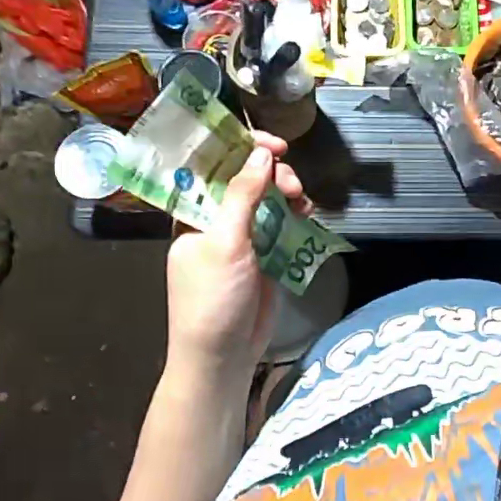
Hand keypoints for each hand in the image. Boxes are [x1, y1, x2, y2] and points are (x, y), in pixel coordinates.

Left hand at [165, 131, 312, 382]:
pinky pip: (280, 225)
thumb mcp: (225, 243)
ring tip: (302, 202)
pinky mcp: (262, 255)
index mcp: (193, 212)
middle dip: (271, 174)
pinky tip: (306, 216)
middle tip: (292, 185)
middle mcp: (216, 219)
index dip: (242, 147)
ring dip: (286, 194)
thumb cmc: (212, 298)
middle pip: (246, 180)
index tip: (273, 144)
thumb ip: (243, 196)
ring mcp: (241, 238)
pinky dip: (294, 217)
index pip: (215, 165)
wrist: (223, 356)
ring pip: (267, 201)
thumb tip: (261, 154)